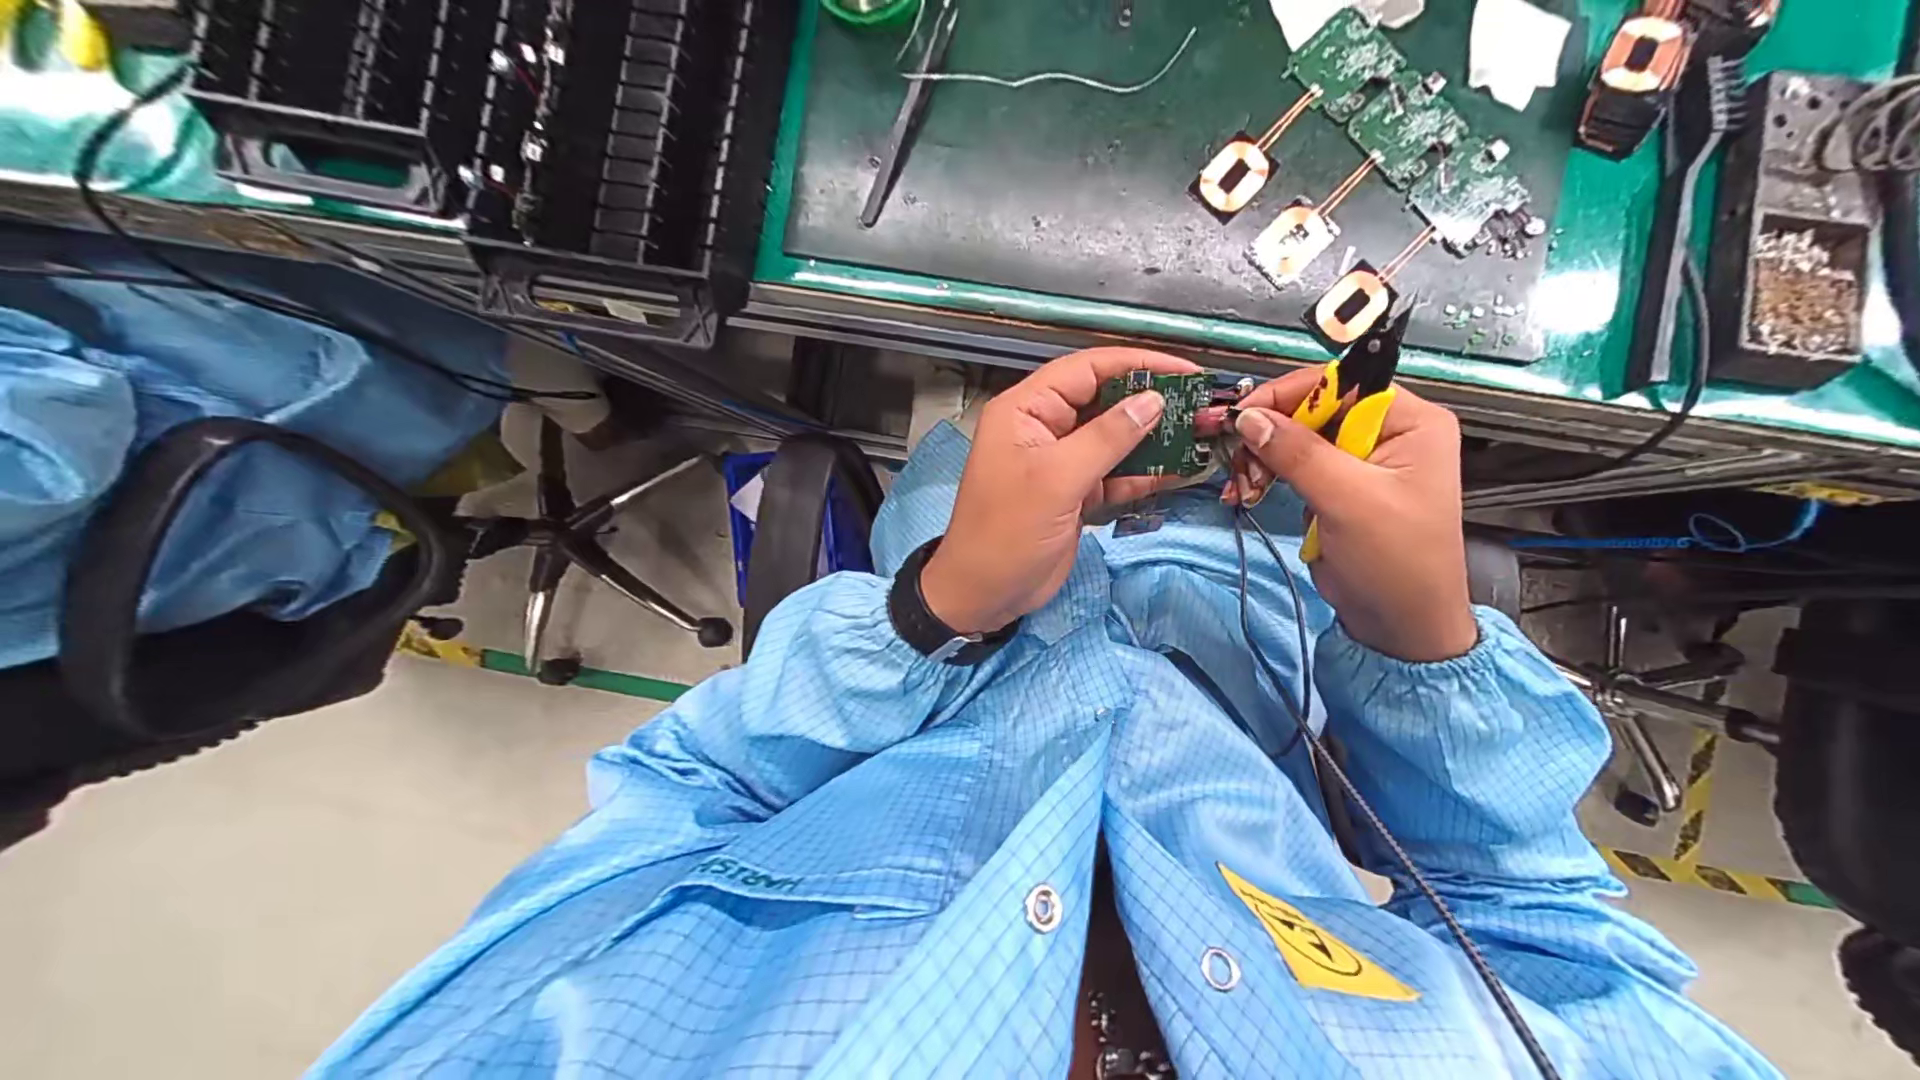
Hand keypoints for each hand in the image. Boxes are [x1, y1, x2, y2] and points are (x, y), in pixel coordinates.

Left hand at [920, 348, 1200, 634]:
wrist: (984, 593)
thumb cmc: (1006, 532)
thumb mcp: (1056, 479)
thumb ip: (1107, 437)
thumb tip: (1153, 400)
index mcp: (1025, 411)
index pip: (1086, 369)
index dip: (1137, 365)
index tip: (1186, 372)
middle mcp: (1043, 429)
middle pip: (1105, 401)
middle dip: (1152, 403)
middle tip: (1202, 406)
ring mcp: (1061, 462)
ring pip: (1115, 439)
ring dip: (1154, 439)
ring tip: (1201, 435)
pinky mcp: (1075, 493)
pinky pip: (1115, 474)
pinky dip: (1145, 474)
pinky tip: (1181, 469)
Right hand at [1216, 367, 1476, 662]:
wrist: (1398, 622)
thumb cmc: (1395, 560)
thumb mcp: (1348, 500)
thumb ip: (1298, 453)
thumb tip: (1248, 417)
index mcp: (1408, 421)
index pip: (1340, 383)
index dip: (1288, 395)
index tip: (1243, 416)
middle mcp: (1382, 431)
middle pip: (1310, 408)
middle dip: (1268, 433)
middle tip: (1238, 461)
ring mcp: (1355, 459)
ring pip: (1292, 436)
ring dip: (1260, 457)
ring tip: (1243, 486)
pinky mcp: (1332, 485)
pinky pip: (1288, 464)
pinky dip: (1263, 475)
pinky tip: (1247, 492)